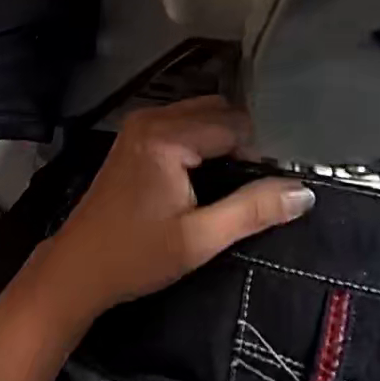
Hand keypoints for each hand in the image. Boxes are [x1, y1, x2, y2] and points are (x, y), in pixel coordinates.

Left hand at [28, 97, 315, 320]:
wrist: (76, 269)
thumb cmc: (136, 256)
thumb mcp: (199, 239)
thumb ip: (252, 211)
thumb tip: (303, 192)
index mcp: (167, 136)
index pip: (233, 125)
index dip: (256, 153)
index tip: (262, 187)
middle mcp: (153, 117)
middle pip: (218, 111)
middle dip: (240, 142)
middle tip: (247, 185)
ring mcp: (141, 122)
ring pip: (202, 113)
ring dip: (221, 139)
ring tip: (229, 183)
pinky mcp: (136, 133)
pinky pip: (184, 121)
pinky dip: (202, 139)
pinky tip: (205, 174)